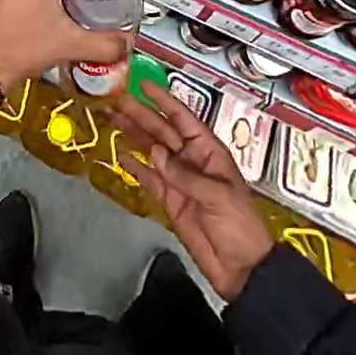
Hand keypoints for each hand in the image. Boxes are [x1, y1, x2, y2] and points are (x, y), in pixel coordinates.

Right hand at [112, 81, 274, 300]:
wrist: (243, 270)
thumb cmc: (240, 225)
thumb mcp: (218, 196)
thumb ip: (185, 175)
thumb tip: (155, 153)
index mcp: (207, 150)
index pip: (182, 117)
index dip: (163, 99)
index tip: (143, 84)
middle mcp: (190, 158)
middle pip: (161, 130)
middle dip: (139, 114)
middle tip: (116, 100)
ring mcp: (179, 178)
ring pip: (151, 149)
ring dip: (133, 134)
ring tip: (112, 118)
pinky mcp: (169, 199)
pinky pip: (149, 177)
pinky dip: (135, 166)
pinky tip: (120, 155)